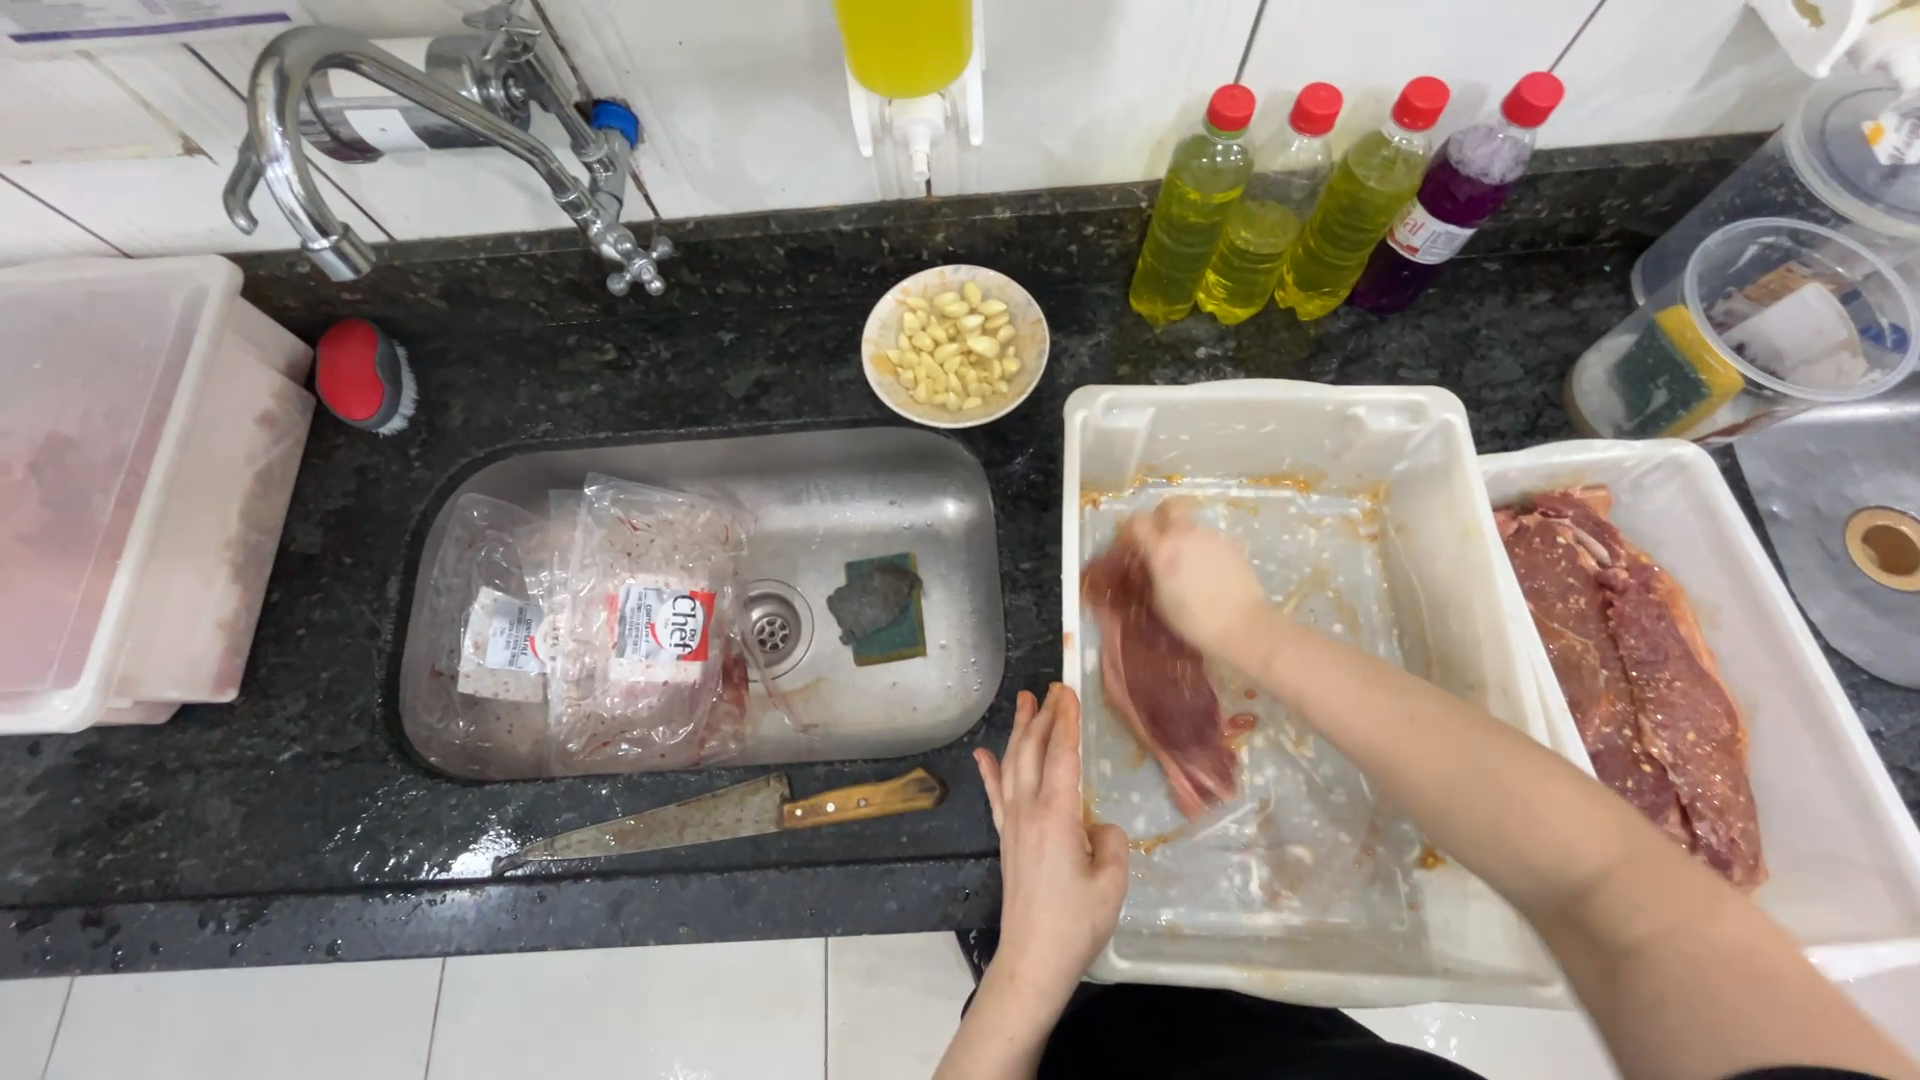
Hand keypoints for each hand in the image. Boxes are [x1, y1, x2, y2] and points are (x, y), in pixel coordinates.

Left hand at [973, 684, 1127, 1010]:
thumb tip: (1099, 826)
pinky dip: (989, 770)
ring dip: (1018, 731)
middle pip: (1031, 751)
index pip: (1061, 754)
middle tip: (1052, 689)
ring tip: (1023, 702)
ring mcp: (1012, 823)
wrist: (1033, 957)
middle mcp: (1028, 810)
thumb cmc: (1075, 923)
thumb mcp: (1112, 882)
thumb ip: (1111, 843)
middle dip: (1042, 716)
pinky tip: (983, 753)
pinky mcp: (1006, 839)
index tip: (1069, 692)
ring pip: (1012, 765)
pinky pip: (995, 795)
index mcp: (1056, 815)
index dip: (1066, 721)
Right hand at [1123, 496, 1269, 658]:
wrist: (1242, 624)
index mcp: (1162, 549)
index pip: (1137, 520)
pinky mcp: (1232, 544)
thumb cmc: (1193, 620)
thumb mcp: (1158, 602)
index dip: (1131, 527)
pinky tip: (1208, 569)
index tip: (1131, 541)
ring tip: (1187, 561)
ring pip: (1192, 523)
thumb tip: (1144, 567)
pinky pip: (1211, 538)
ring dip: (1184, 535)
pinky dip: (1204, 547)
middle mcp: (1186, 534)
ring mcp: (1212, 536)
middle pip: (1169, 507)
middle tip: (1160, 538)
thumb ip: (1148, 577)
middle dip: (1161, 517)